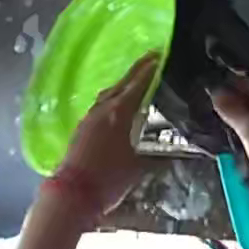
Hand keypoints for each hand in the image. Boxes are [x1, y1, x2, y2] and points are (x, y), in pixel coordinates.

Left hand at [53, 54, 157, 216]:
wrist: (72, 194)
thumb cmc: (109, 179)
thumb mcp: (140, 167)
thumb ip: (159, 154)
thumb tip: (176, 148)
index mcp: (121, 109)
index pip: (141, 80)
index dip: (153, 66)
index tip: (165, 54)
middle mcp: (105, 105)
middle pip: (126, 79)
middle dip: (141, 67)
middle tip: (156, 57)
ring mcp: (92, 113)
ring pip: (113, 89)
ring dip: (128, 82)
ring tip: (142, 80)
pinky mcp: (84, 123)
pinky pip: (104, 101)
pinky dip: (117, 95)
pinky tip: (121, 104)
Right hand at [211, 77, 248, 198]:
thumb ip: (231, 108)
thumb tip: (213, 88)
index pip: (236, 79)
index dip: (219, 88)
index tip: (201, 101)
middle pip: (241, 98)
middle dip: (227, 111)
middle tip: (212, 127)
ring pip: (247, 117)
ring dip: (236, 130)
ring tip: (227, 145)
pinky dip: (247, 141)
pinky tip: (243, 156)